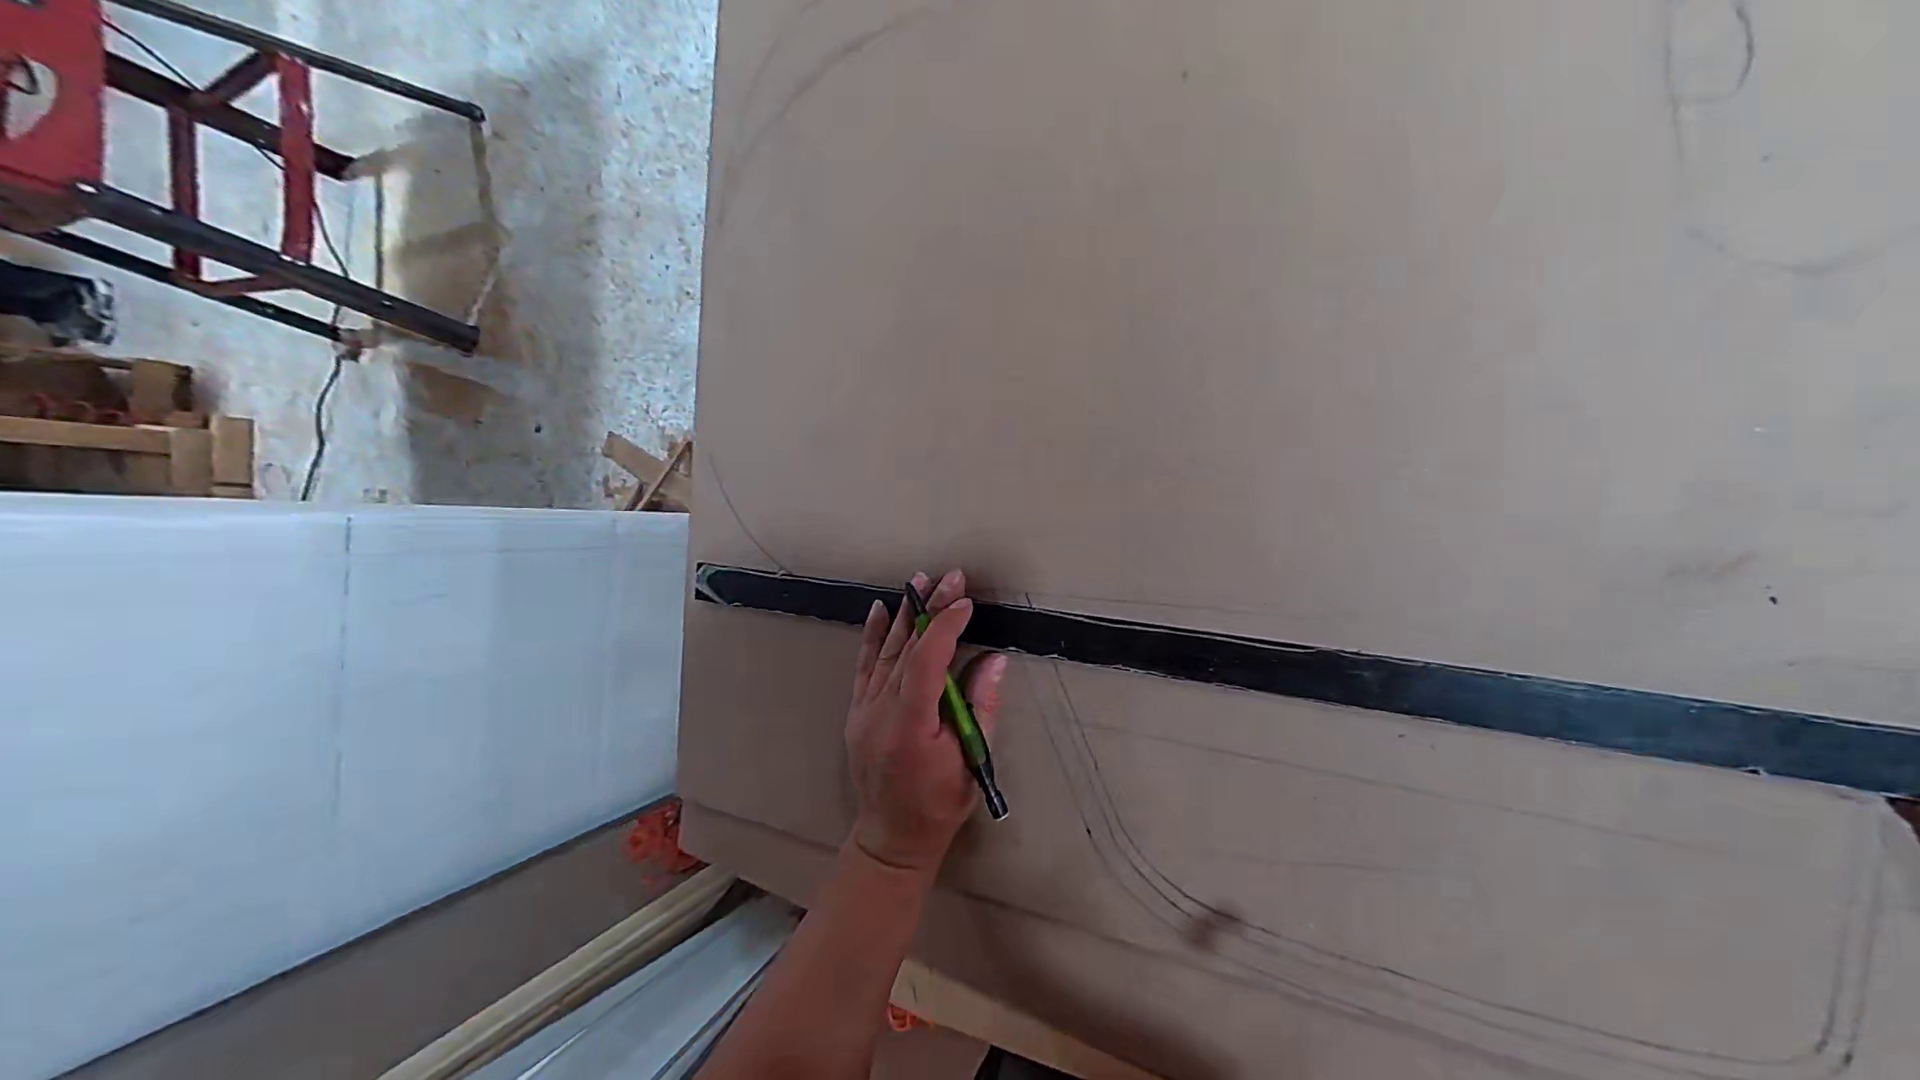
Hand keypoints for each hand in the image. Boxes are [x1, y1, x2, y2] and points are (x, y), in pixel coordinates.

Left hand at [845, 569, 1007, 871]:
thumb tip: (993, 659)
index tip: (966, 604)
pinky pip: (864, 666)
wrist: (891, 837)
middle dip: (931, 609)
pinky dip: (872, 636)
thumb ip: (981, 707)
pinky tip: (879, 610)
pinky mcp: (856, 711)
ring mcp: (863, 709)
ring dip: (905, 614)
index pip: (926, 661)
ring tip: (920, 581)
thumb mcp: (972, 761)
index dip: (946, 626)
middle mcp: (880, 711)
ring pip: (885, 651)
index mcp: (910, 726)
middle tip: (952, 577)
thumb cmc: (940, 805)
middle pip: (907, 648)